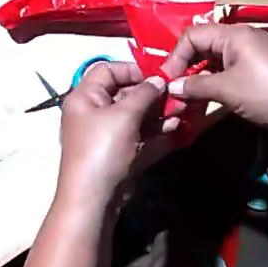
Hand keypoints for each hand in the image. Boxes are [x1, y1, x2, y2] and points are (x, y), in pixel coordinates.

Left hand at [57, 61, 166, 200]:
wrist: (94, 198)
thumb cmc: (103, 149)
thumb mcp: (125, 116)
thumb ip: (144, 93)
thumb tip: (159, 80)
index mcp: (85, 97)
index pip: (107, 70)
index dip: (132, 69)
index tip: (158, 76)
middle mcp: (94, 111)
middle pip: (125, 91)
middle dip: (152, 93)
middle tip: (177, 94)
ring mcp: (107, 132)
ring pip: (136, 113)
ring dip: (159, 110)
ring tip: (182, 110)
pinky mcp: (119, 149)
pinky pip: (139, 131)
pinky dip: (156, 128)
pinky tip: (176, 126)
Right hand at [162, 25, 267, 129]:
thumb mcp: (227, 90)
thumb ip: (196, 87)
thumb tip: (171, 88)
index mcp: (233, 34)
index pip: (192, 35)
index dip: (175, 57)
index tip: (167, 82)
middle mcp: (242, 38)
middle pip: (203, 47)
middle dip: (186, 70)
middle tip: (174, 95)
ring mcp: (253, 53)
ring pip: (216, 62)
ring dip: (200, 80)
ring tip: (188, 103)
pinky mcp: (261, 69)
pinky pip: (230, 71)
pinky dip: (217, 84)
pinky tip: (209, 102)